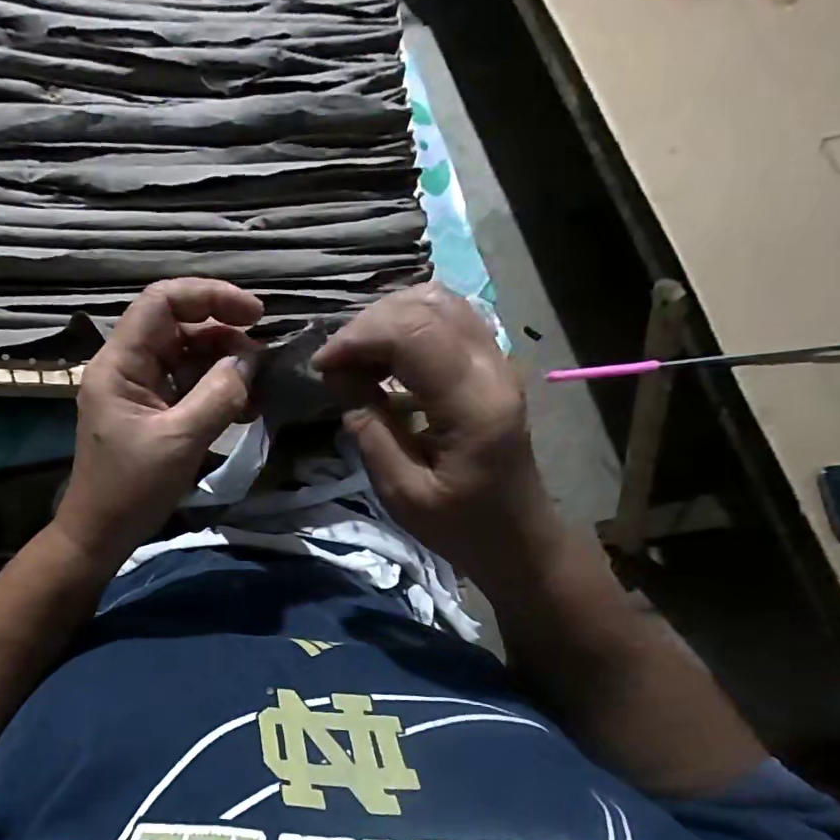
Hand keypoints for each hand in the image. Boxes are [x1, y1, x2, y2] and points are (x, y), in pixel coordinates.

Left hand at [53, 278, 262, 559]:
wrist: (101, 534)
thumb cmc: (131, 488)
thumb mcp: (180, 441)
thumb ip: (218, 396)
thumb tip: (252, 360)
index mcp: (120, 363)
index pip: (162, 302)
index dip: (209, 297)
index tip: (255, 313)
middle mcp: (128, 366)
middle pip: (179, 326)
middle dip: (225, 334)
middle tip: (264, 359)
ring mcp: (141, 389)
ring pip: (189, 356)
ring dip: (226, 364)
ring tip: (260, 385)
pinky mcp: (154, 412)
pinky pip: (190, 385)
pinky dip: (218, 390)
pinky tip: (246, 407)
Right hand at [312, 283, 558, 581]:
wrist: (517, 537)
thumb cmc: (461, 526)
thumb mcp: (402, 493)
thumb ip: (369, 429)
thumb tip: (338, 374)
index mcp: (474, 403)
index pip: (414, 332)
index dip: (358, 338)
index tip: (322, 366)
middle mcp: (492, 367)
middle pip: (425, 306)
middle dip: (368, 325)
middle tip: (336, 364)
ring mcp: (498, 360)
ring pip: (439, 301)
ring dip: (388, 319)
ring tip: (357, 358)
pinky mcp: (492, 364)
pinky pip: (449, 318)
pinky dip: (408, 324)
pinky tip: (385, 356)